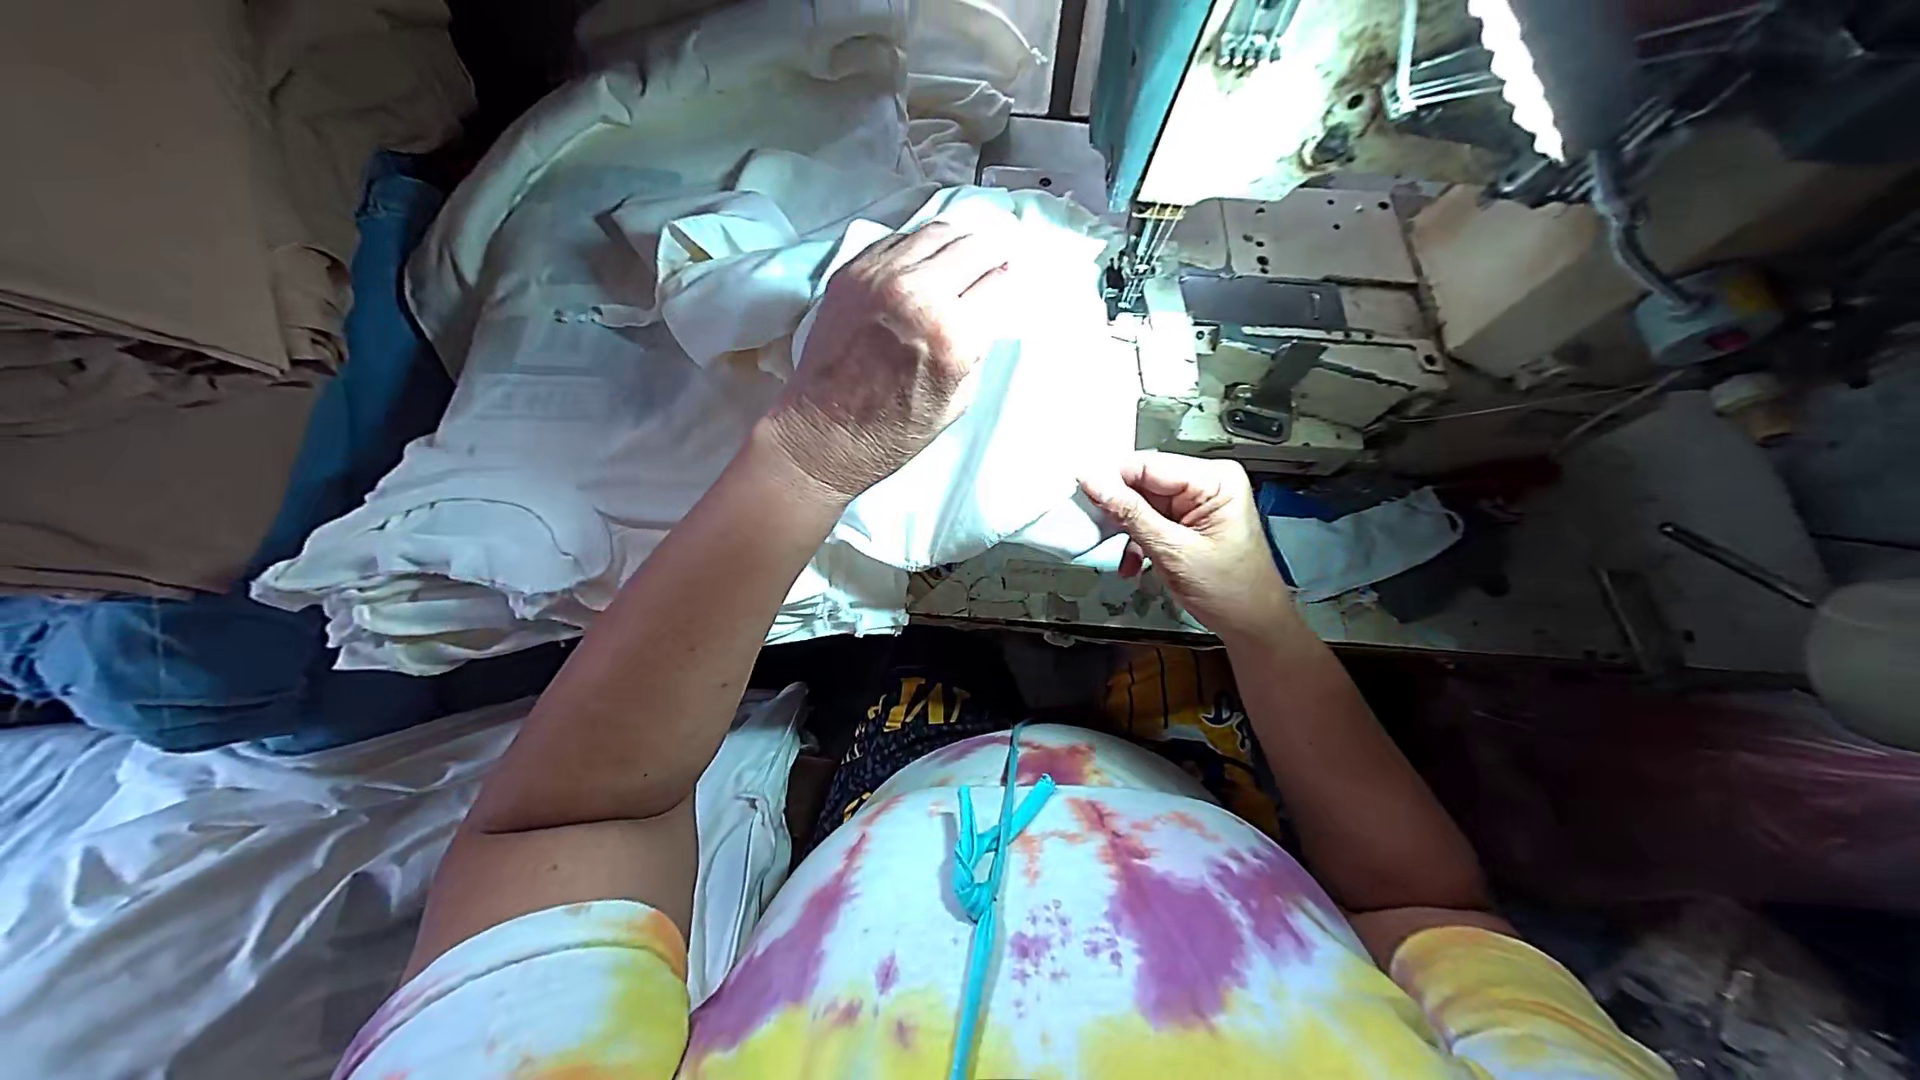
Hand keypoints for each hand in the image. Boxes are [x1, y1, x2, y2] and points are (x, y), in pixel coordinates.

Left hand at [765, 221, 1017, 502]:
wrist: (827, 432)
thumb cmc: (896, 431)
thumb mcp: (958, 397)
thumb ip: (977, 345)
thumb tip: (988, 305)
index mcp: (952, 336)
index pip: (998, 282)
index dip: (1008, 280)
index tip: (1008, 278)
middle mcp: (917, 297)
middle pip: (972, 246)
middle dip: (988, 254)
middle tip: (991, 263)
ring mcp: (879, 278)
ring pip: (937, 231)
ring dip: (956, 244)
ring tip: (960, 259)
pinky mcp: (851, 273)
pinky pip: (899, 239)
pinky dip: (918, 247)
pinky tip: (922, 266)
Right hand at [1079, 452, 1296, 640]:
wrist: (1252, 625)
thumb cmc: (1232, 591)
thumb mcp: (1173, 550)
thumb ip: (1131, 513)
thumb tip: (1095, 483)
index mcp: (1216, 479)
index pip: (1149, 465)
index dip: (1113, 479)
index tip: (1083, 492)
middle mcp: (1207, 483)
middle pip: (1143, 483)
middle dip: (1119, 508)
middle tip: (1096, 526)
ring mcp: (1196, 503)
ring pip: (1141, 503)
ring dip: (1126, 530)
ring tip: (1120, 551)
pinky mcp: (1187, 521)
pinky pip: (1149, 520)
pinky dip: (1136, 540)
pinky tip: (1132, 562)